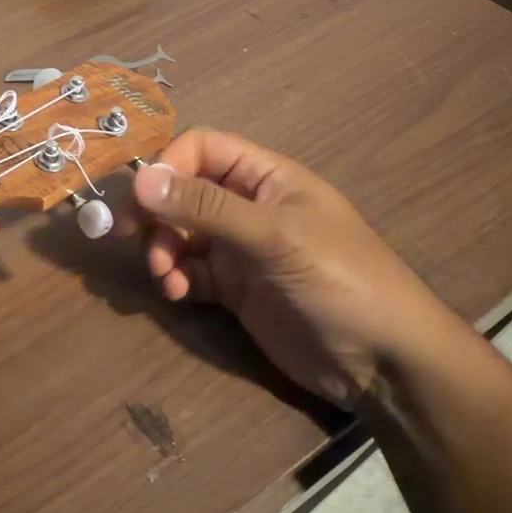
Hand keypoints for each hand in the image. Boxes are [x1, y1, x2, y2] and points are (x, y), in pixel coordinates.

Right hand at [125, 128, 471, 408]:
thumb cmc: (341, 280)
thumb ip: (207, 208)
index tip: (143, 197)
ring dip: (161, 249)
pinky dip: (174, 278)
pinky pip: (189, 271)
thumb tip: (140, 180)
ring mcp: (240, 249)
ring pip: (179, 232)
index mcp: (266, 177)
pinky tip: (175, 292)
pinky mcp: (234, 289)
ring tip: (164, 277)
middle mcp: (248, 206)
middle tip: (125, 236)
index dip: (168, 165)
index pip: (202, 148)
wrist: (386, 363)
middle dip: (155, 212)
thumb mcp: (275, 237)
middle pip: (182, 191)